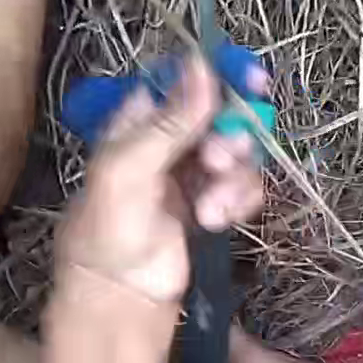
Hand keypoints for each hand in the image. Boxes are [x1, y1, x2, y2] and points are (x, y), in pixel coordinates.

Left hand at [55, 57, 267, 305]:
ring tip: (211, 210)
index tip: (253, 81)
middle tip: (217, 161)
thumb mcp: (127, 170)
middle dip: (229, 138)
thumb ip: (167, 122)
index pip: (185, 80)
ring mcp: (194, 173)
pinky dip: (239, 201)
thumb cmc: (109, 231)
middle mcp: (171, 141)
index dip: (220, 74)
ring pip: (238, 154)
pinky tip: (217, 221)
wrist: (122, 296)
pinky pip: (244, 186)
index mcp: (139, 122)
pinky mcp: (214, 202)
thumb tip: (203, 66)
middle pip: (222, 115)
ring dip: (232, 180)